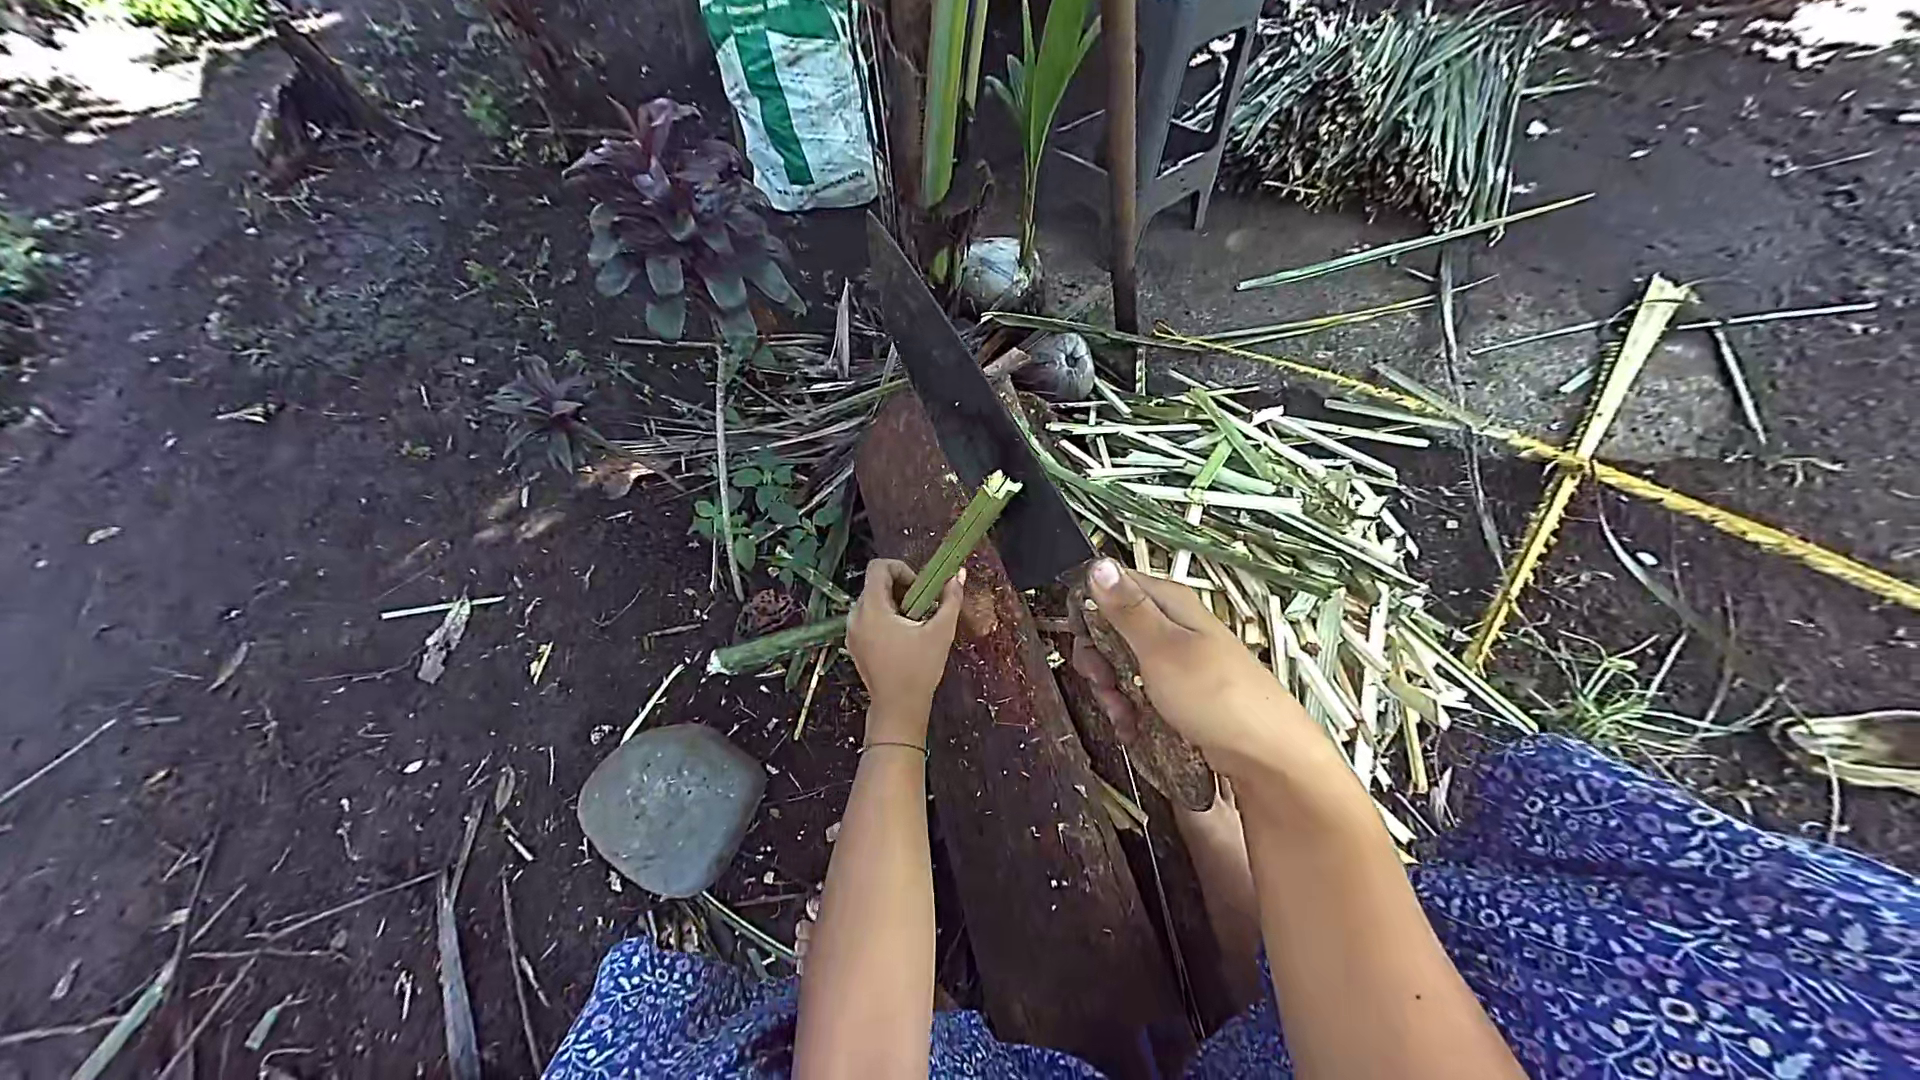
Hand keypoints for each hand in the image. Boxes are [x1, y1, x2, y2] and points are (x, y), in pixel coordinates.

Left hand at [846, 559, 964, 732]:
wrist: (898, 708)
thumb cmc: (919, 669)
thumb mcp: (941, 632)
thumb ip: (951, 599)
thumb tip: (959, 574)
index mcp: (872, 608)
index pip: (878, 567)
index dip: (901, 569)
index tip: (919, 588)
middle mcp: (855, 615)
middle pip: (875, 583)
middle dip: (901, 588)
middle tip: (922, 607)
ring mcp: (851, 631)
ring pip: (871, 600)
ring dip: (893, 603)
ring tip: (914, 624)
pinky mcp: (853, 644)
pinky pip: (867, 617)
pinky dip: (884, 617)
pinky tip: (902, 637)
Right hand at [1073, 558, 1326, 779]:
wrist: (1265, 759)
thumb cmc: (1218, 698)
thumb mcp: (1162, 648)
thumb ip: (1126, 609)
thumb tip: (1099, 565)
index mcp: (1170, 604)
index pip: (1112, 587)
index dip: (1090, 611)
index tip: (1085, 639)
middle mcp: (1173, 627)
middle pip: (1112, 629)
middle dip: (1099, 659)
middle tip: (1104, 680)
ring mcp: (1176, 661)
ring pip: (1122, 664)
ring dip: (1112, 689)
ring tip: (1122, 710)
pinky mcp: (1178, 692)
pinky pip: (1139, 692)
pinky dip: (1129, 709)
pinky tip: (1132, 725)